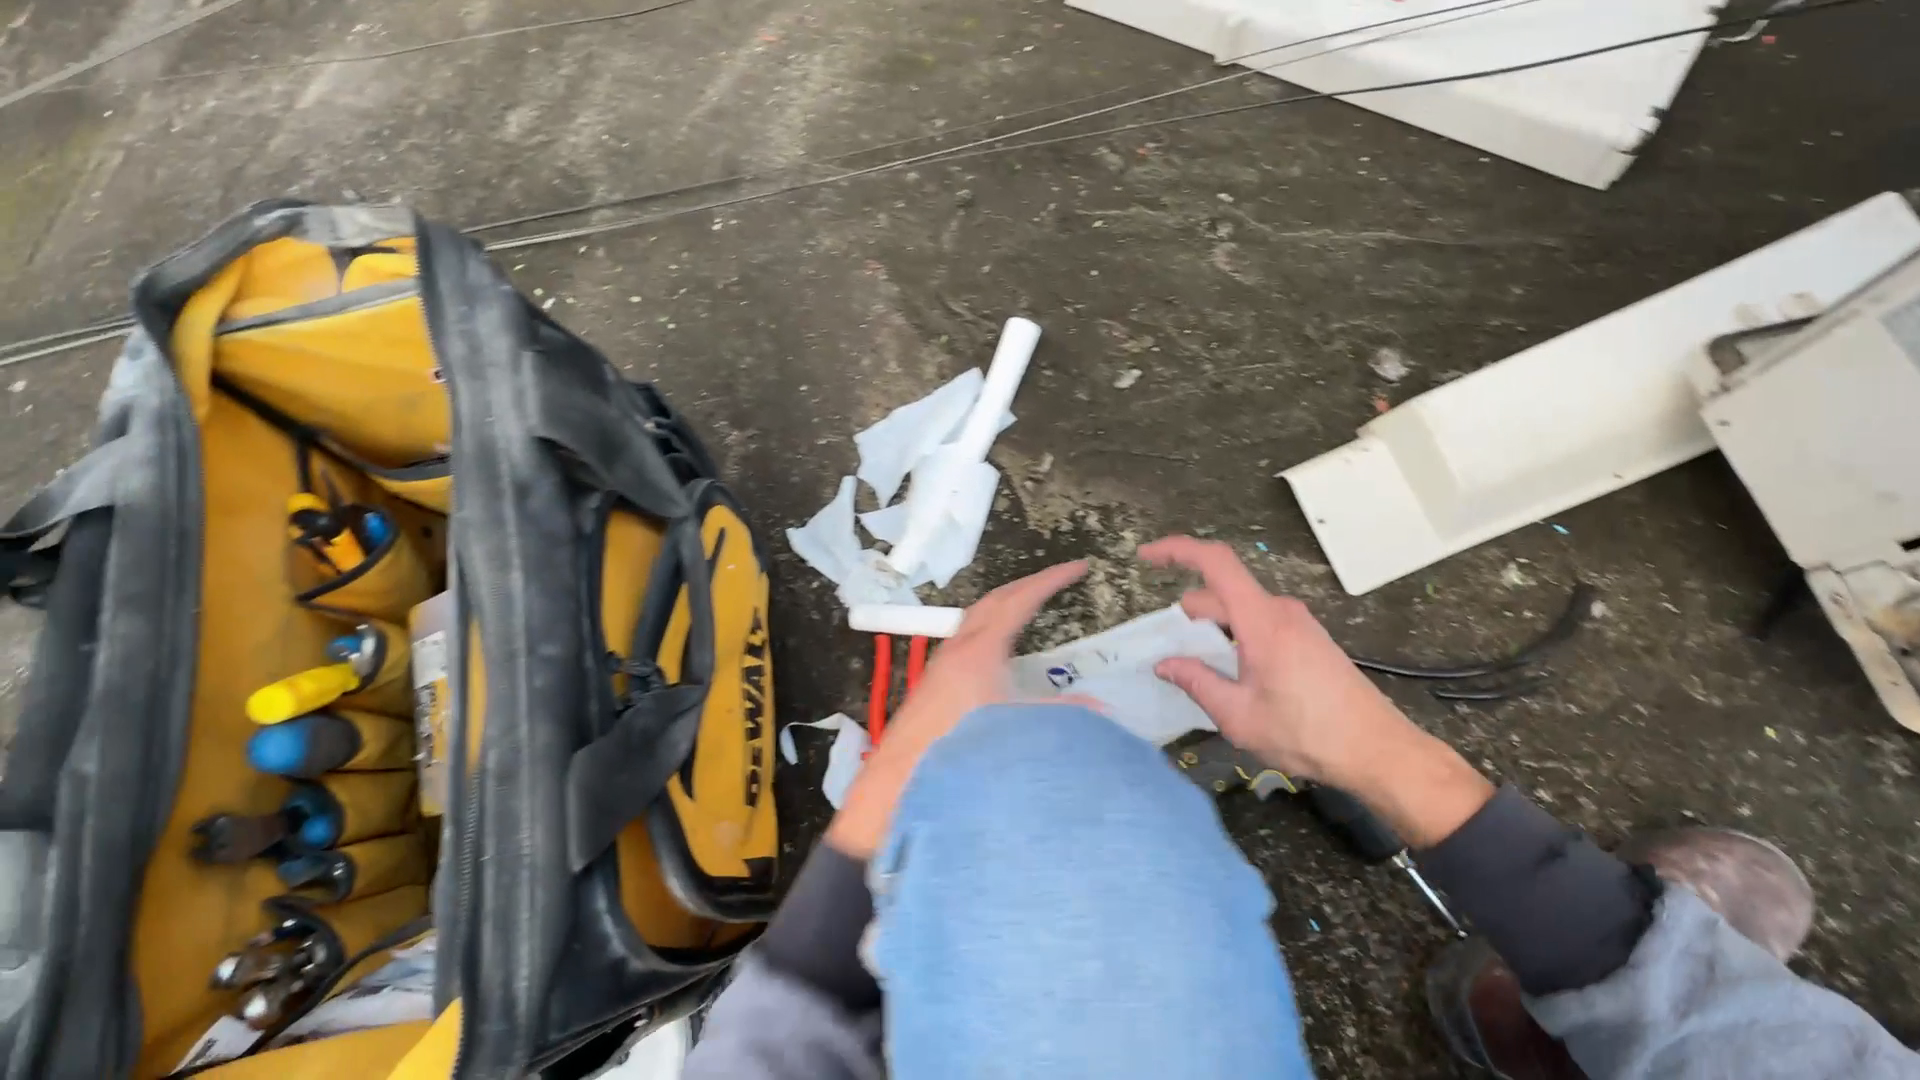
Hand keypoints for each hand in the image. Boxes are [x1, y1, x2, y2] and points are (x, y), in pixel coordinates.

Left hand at [825, 559, 1088, 858]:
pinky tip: (998, 646)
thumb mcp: (1018, 729)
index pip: (1022, 600)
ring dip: (1006, 602)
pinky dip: (990, 623)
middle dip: (1029, 584)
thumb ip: (1061, 717)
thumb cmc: (961, 749)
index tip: (1078, 566)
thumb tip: (1101, 710)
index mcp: (981, 648)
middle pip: (997, 599)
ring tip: (1031, 603)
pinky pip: (967, 633)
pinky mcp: (934, 678)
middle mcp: (959, 645)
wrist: (902, 777)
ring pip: (978, 615)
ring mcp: (942, 660)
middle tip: (1058, 578)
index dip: (1052, 580)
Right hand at [1138, 536, 1491, 847]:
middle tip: (1169, 651)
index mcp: (1262, 621)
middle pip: (1223, 592)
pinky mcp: (1309, 639)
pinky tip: (1232, 675)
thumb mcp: (1238, 716)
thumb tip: (1165, 664)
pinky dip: (1236, 638)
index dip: (1176, 550)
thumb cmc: (1305, 734)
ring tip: (1200, 670)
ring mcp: (1299, 624)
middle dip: (1189, 614)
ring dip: (1214, 630)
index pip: (1215, 563)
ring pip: (1241, 610)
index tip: (1145, 557)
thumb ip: (1197, 683)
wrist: (1378, 751)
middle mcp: (1281, 612)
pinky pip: (1260, 624)